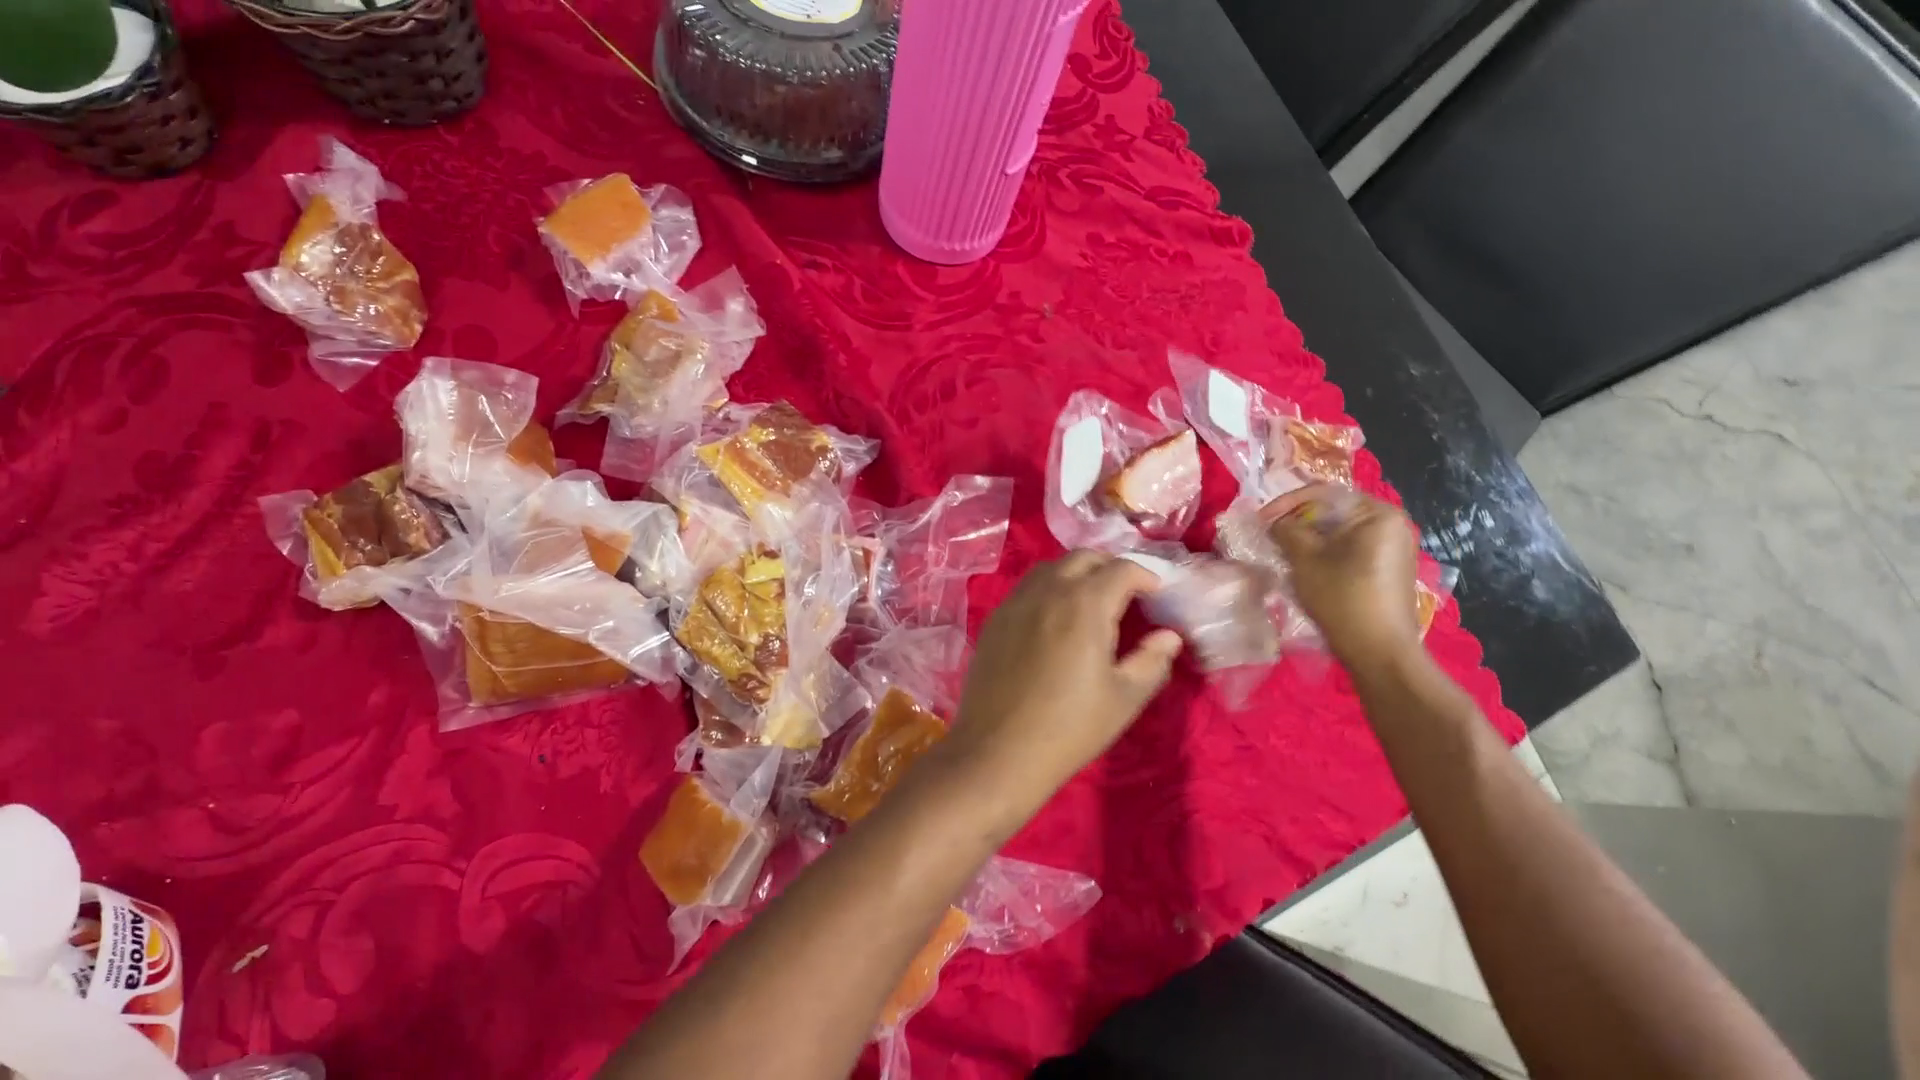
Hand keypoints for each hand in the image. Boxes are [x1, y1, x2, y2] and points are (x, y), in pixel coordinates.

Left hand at [946, 552, 1182, 796]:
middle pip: (1084, 558)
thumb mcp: (1125, 698)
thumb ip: (1152, 660)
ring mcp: (1015, 603)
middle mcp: (1048, 591)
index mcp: (1084, 604)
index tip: (1158, 594)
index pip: (1122, 569)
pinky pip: (1026, 589)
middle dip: (1111, 567)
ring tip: (1093, 599)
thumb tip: (1169, 636)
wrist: (998, 753)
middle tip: (1128, 592)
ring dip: (1077, 573)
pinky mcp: (994, 621)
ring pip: (1050, 568)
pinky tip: (1056, 618)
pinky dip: (1049, 588)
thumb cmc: (1070, 728)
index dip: (1146, 576)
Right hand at [1265, 485, 1422, 672]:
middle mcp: (1393, 525)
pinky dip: (1328, 555)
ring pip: (1342, 534)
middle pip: (1336, 512)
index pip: (1326, 494)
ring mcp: (1395, 549)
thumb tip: (1275, 522)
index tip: (1261, 519)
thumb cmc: (1343, 598)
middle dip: (1299, 523)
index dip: (1288, 503)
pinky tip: (1308, 570)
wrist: (1380, 652)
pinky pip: (1353, 551)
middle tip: (1271, 536)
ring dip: (1311, 540)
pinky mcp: (1390, 571)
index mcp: (1378, 514)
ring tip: (1285, 553)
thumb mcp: (1305, 560)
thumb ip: (1286, 531)